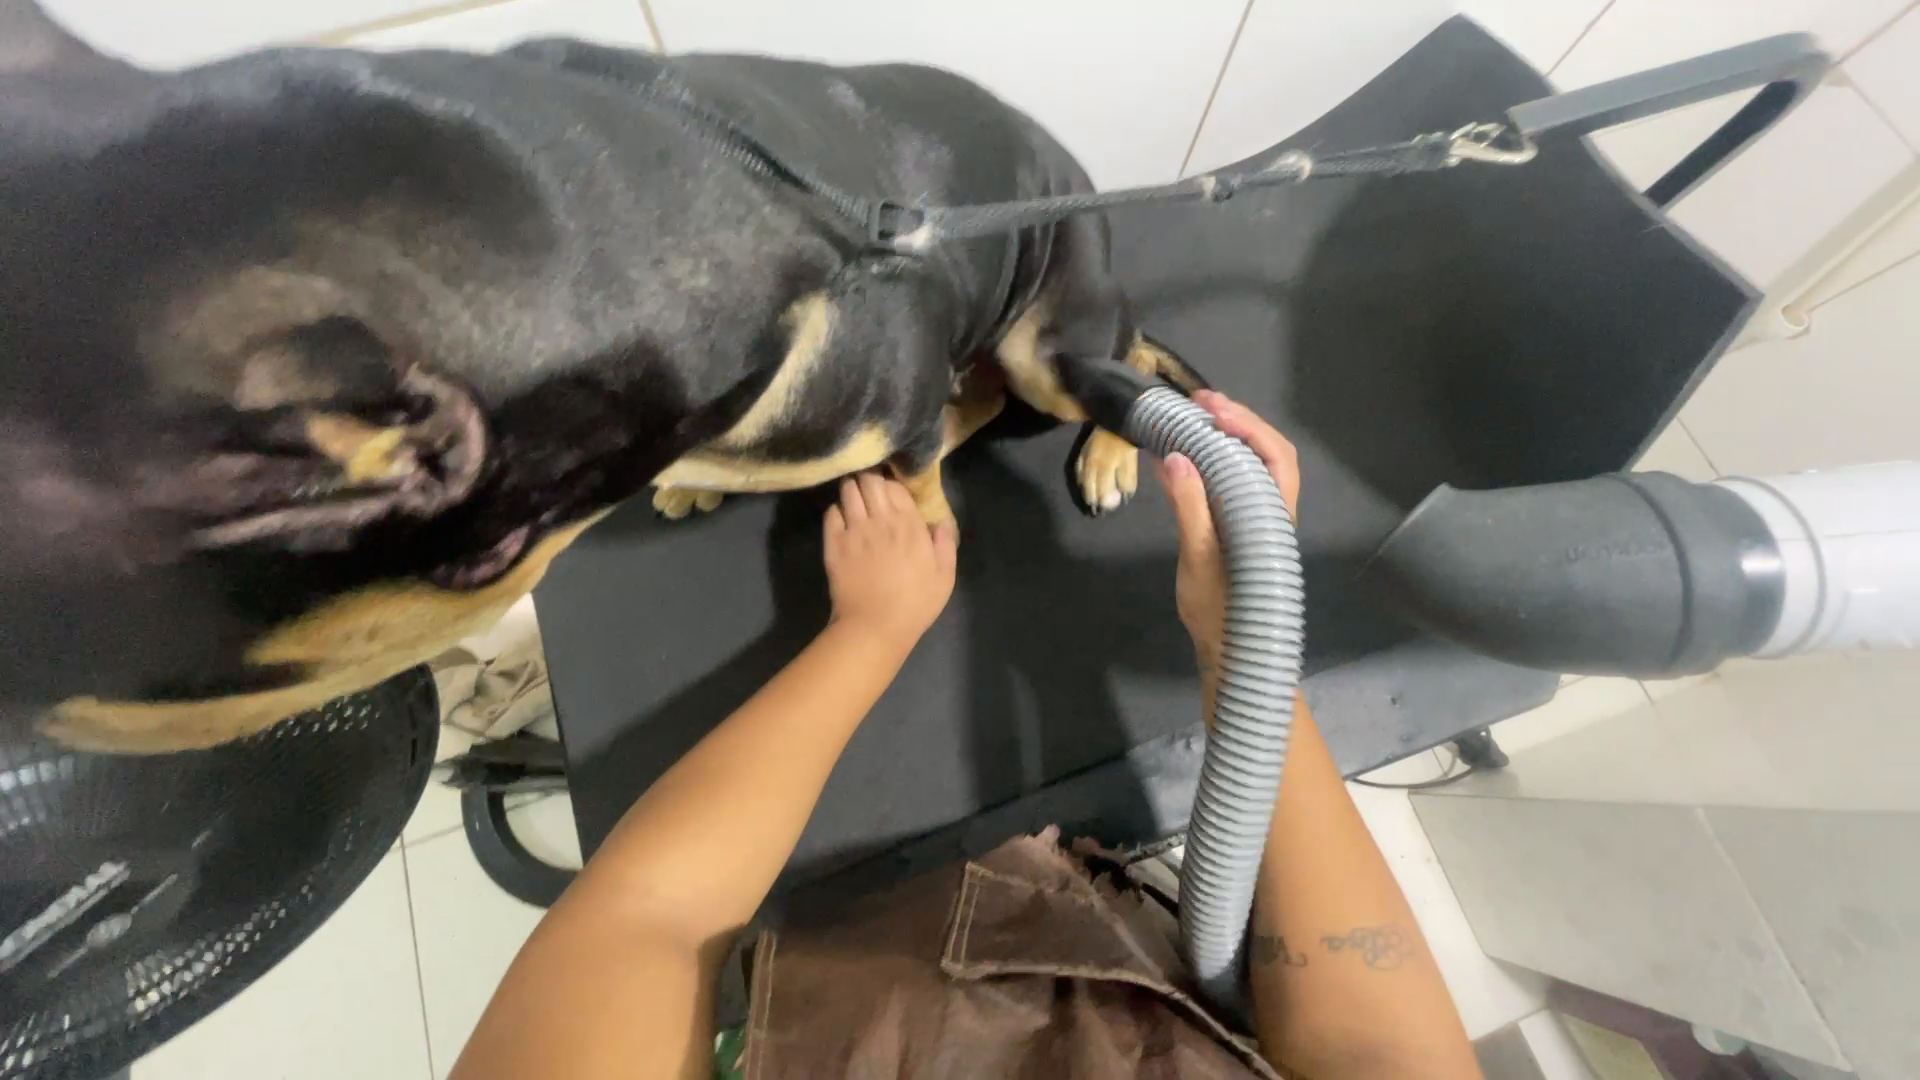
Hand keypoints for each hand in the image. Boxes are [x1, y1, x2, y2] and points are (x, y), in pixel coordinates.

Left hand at [823, 472, 957, 643]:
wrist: (874, 626)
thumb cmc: (914, 605)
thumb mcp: (944, 577)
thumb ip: (945, 544)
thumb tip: (941, 521)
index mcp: (909, 525)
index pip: (896, 487)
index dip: (893, 485)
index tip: (892, 493)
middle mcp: (880, 520)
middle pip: (870, 481)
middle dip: (870, 480)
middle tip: (871, 490)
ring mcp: (854, 530)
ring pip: (848, 490)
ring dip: (852, 490)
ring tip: (855, 499)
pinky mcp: (833, 543)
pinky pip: (831, 513)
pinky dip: (836, 511)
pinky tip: (842, 521)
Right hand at [1156, 390, 1300, 670]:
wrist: (1230, 649)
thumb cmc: (1217, 608)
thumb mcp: (1199, 557)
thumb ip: (1190, 507)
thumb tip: (1176, 458)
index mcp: (1270, 516)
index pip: (1273, 457)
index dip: (1247, 427)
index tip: (1211, 409)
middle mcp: (1270, 511)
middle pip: (1267, 454)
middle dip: (1238, 423)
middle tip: (1199, 403)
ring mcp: (1256, 519)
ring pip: (1251, 467)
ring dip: (1226, 439)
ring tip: (1194, 420)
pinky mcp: (1239, 528)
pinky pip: (1232, 484)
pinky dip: (1213, 462)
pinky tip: (1187, 457)